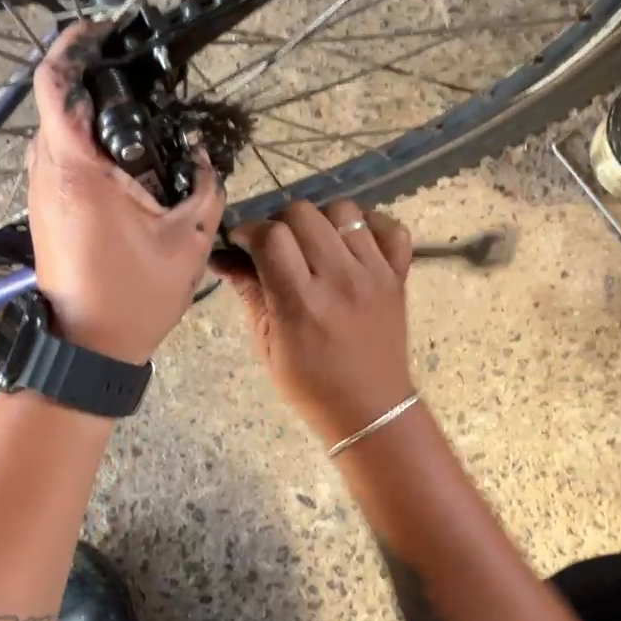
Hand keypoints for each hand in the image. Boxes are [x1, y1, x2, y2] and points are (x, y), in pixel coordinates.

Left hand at [27, 23, 224, 364]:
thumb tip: (207, 158)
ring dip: (90, 115)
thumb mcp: (187, 239)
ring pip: (57, 131)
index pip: (55, 82)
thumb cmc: (132, 298)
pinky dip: (86, 145)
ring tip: (135, 116)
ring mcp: (41, 193)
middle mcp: (48, 173)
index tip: (104, 29)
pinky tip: (123, 160)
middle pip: (57, 101)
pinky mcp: (45, 210)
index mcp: (77, 170)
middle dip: (93, 78)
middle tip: (136, 74)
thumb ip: (204, 187)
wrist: (88, 347)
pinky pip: (60, 159)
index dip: (75, 43)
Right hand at [214, 200, 414, 445]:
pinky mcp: (399, 275)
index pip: (270, 236)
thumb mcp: (265, 343)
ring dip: (319, 221)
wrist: (369, 409)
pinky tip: (350, 244)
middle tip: (274, 247)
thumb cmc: (309, 384)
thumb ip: (249, 292)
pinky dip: (368, 226)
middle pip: (303, 214)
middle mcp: (340, 280)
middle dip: (278, 222)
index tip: (242, 243)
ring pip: (343, 211)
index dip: (249, 230)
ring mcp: (374, 274)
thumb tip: (222, 256)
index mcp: (301, 303)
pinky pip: (389, 227)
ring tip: (312, 245)